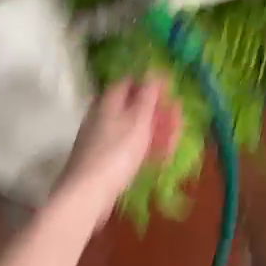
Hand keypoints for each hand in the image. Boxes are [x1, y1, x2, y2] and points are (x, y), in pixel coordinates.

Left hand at [58, 75, 180, 218]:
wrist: (87, 195)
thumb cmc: (116, 153)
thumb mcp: (138, 120)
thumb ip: (148, 95)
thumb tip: (154, 70)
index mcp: (109, 102)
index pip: (131, 82)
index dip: (151, 85)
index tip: (170, 93)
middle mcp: (103, 117)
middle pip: (134, 107)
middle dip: (158, 112)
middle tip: (178, 119)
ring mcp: (102, 140)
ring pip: (133, 129)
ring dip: (156, 132)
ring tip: (175, 141)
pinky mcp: (104, 161)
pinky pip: (129, 148)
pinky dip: (145, 149)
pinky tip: (161, 158)